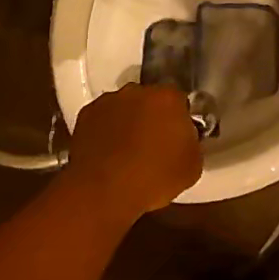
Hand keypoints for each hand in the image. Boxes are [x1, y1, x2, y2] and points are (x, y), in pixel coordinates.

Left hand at [64, 84, 202, 218]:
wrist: (106, 188)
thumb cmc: (155, 177)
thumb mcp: (192, 165)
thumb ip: (191, 141)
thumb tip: (182, 138)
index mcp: (167, 99)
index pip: (178, 101)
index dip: (179, 119)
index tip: (177, 137)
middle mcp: (136, 91)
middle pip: (149, 100)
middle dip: (152, 116)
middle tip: (154, 144)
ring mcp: (108, 101)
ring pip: (124, 107)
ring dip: (127, 121)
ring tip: (128, 150)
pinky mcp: (86, 114)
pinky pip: (102, 118)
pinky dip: (105, 129)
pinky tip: (108, 152)